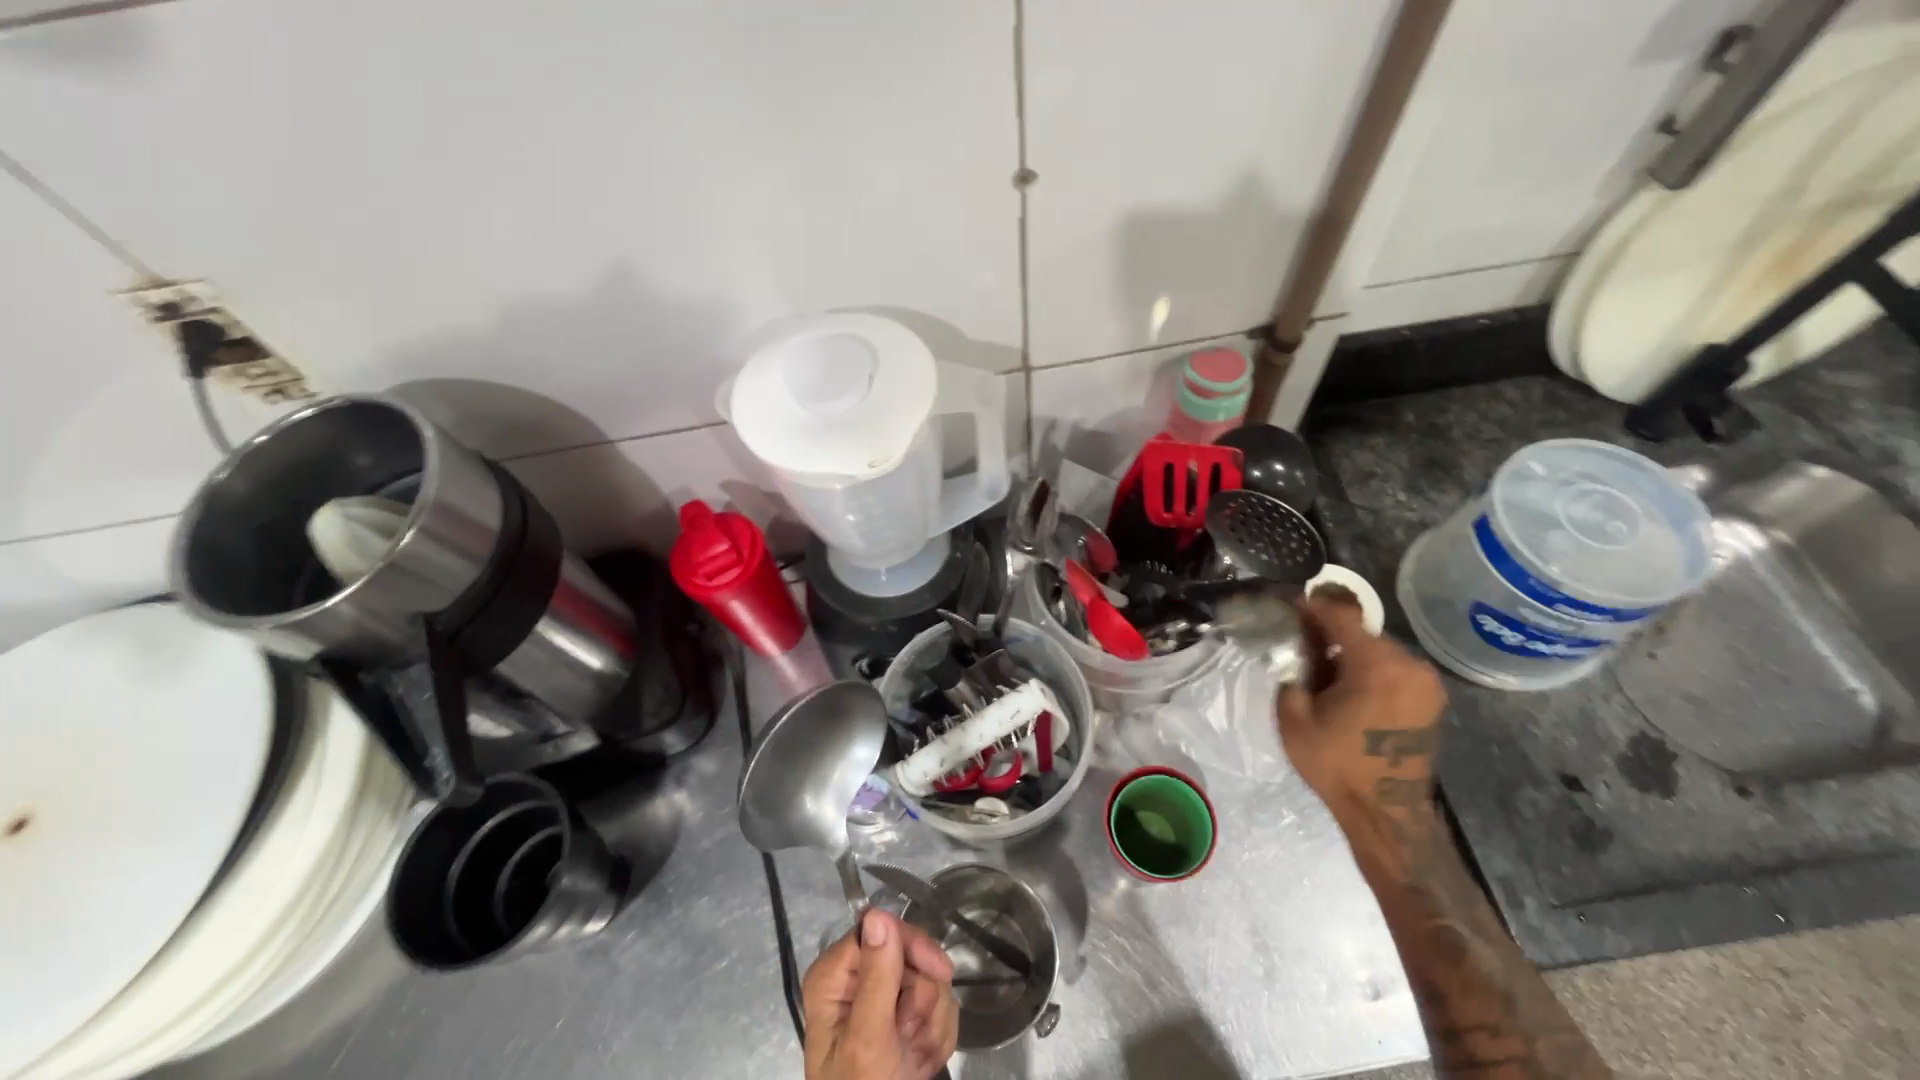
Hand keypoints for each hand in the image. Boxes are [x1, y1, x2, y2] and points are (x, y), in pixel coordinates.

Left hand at [802, 909, 959, 1079]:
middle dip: (922, 999)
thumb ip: (876, 977)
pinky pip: (940, 1008)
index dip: (912, 947)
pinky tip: (921, 1061)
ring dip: (930, 1025)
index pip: (879, 929)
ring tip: (913, 1057)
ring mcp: (883, 1002)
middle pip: (910, 956)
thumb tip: (879, 914)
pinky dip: (936, 1038)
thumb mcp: (868, 1039)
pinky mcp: (905, 1021)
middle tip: (909, 1036)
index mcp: (834, 977)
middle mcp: (856, 982)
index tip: (938, 971)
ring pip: (930, 983)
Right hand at [1277, 592, 1446, 817]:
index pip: (1343, 618)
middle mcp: (1410, 666)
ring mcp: (1427, 684)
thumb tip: (1300, 661)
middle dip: (1336, 635)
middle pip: (1366, 635)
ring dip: (1357, 655)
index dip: (1316, 608)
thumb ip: (1293, 679)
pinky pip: (1398, 673)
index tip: (1295, 605)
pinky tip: (1355, 690)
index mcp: (1376, 665)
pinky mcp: (1434, 702)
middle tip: (1307, 644)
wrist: (1384, 811)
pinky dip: (1376, 673)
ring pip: (1384, 653)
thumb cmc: (1337, 765)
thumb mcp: (1294, 719)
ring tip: (1330, 671)